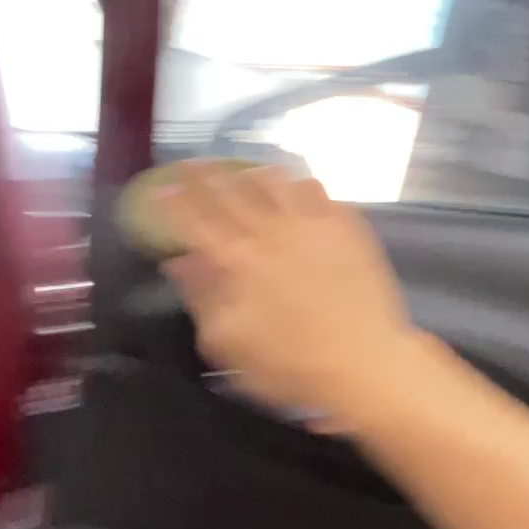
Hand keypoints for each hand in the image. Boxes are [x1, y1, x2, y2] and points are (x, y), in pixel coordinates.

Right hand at [156, 161, 422, 418]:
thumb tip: (180, 262)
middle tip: (195, 164)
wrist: (365, 361)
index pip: (195, 217)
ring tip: (247, 173)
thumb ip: (202, 297)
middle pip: (232, 189)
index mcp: (236, 260)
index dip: (175, 198)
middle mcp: (272, 230)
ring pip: (277, 180)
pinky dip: (300, 185)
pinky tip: (299, 190)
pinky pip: (319, 191)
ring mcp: (314, 223)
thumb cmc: (292, 364)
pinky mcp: (348, 227)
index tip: (163, 185)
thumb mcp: (230, 343)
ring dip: (254, 174)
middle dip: (208, 174)